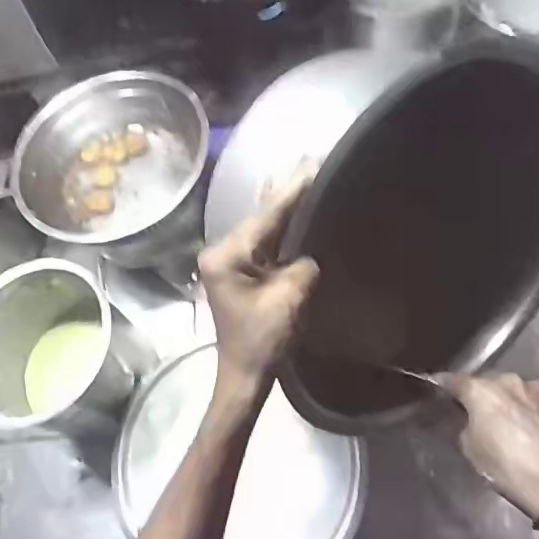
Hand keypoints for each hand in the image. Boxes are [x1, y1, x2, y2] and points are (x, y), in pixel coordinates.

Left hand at [199, 172, 320, 396]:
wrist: (245, 376)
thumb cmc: (263, 340)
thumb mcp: (289, 298)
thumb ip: (303, 265)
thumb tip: (308, 254)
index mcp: (227, 255)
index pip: (267, 216)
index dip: (294, 191)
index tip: (315, 163)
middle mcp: (221, 252)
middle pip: (262, 218)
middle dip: (291, 195)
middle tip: (317, 165)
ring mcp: (227, 262)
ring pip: (263, 230)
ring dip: (287, 212)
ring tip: (313, 183)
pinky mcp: (238, 273)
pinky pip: (264, 245)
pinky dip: (283, 233)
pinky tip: (300, 216)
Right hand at [447, 374, 538, 518]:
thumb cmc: (513, 472)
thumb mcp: (473, 453)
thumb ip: (468, 425)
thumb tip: (473, 418)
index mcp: (484, 391)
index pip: (456, 380)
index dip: (445, 385)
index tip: (440, 388)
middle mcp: (514, 381)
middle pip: (492, 383)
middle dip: (487, 396)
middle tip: (487, 417)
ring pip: (522, 390)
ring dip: (517, 403)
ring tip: (522, 427)